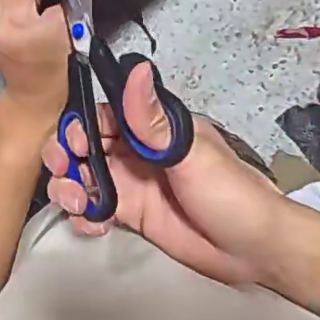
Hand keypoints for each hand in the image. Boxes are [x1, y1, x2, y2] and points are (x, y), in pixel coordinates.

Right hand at [43, 63, 289, 283]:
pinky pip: (91, 210)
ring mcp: (128, 184)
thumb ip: (152, 118)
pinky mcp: (128, 215)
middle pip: (81, 147)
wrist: (256, 251)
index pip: (101, 117)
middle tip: (65, 174)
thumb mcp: (190, 152)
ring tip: (80, 206)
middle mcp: (133, 152)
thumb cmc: (231, 193)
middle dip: (63, 158)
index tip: (75, 144)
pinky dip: (83, 216)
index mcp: (150, 129)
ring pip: (80, 178)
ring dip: (68, 189)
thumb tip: (136, 68)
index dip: (79, 127)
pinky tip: (94, 225)